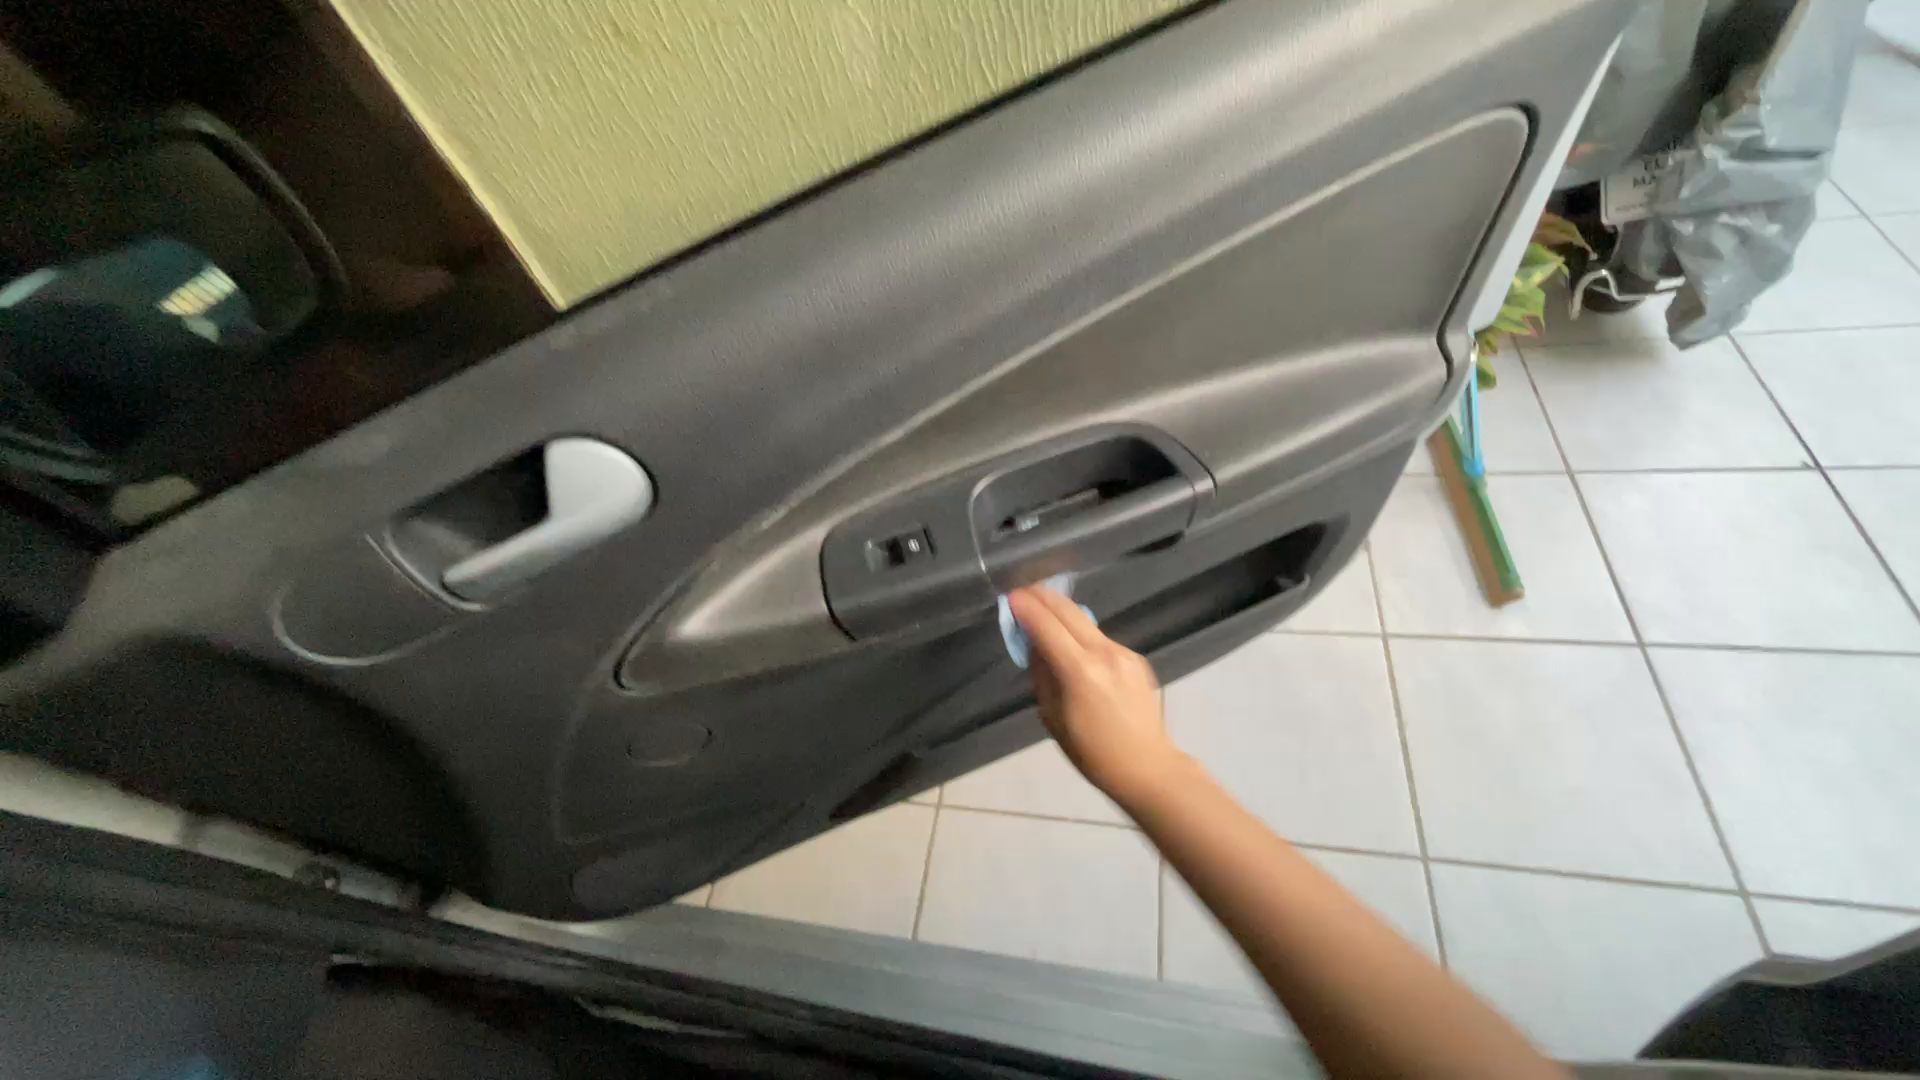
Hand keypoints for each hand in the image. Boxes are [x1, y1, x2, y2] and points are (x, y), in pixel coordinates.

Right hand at [1007, 585, 1185, 802]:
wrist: (1147, 766)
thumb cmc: (1092, 752)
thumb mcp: (1052, 717)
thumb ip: (1042, 675)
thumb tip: (1034, 645)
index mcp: (1080, 671)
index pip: (1046, 626)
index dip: (1026, 608)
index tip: (1010, 596)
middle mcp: (1104, 653)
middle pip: (1068, 611)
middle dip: (1043, 597)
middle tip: (1024, 591)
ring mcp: (1124, 653)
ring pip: (1086, 622)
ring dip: (1062, 613)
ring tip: (1043, 612)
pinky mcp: (1136, 658)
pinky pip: (1100, 638)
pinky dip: (1081, 634)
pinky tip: (1073, 644)